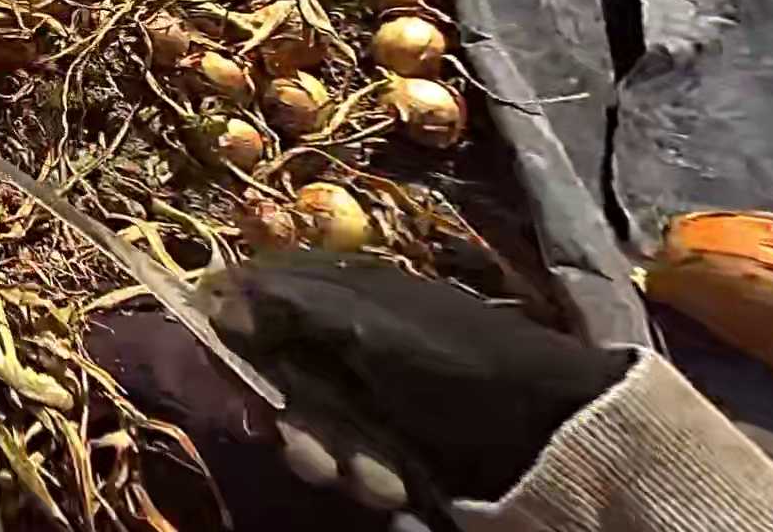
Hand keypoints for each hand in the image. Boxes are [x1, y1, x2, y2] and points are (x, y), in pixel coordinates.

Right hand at [207, 252, 631, 502]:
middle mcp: (321, 331)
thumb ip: (278, 305)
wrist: (563, 434)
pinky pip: (336, 448)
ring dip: (323, 450)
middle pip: (263, 365)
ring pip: (297, 414)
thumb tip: (209, 304)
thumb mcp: (359, 319)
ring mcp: (350, 384)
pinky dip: (356, 470)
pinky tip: (391, 485)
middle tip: (308, 449)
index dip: (224, 329)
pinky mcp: (377, 432)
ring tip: (368, 476)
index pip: (241, 296)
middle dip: (284, 413)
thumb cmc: (447, 358)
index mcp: (316, 288)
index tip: (227, 369)